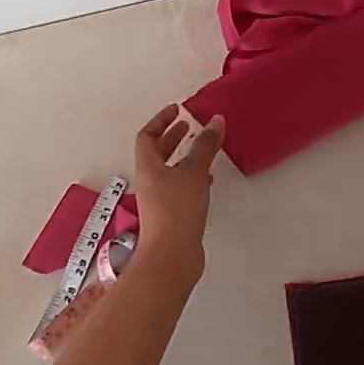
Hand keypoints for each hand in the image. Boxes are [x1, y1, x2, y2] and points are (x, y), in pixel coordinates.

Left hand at [131, 106, 225, 266]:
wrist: (172, 255)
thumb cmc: (177, 209)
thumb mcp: (193, 172)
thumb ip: (205, 146)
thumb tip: (216, 119)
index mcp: (148, 166)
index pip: (147, 136)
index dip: (160, 120)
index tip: (177, 109)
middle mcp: (150, 181)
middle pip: (156, 153)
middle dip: (172, 137)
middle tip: (188, 125)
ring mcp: (160, 199)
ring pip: (170, 170)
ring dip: (184, 156)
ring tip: (203, 148)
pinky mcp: (173, 214)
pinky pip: (181, 187)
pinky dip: (192, 177)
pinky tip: (209, 179)